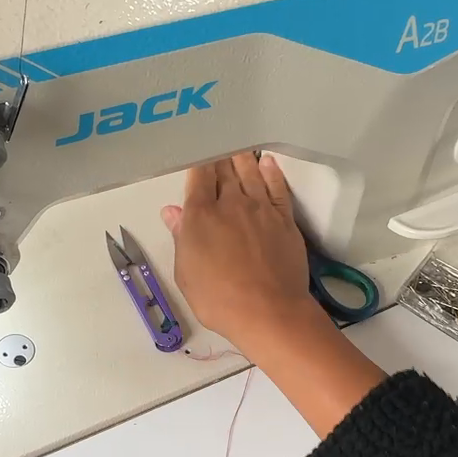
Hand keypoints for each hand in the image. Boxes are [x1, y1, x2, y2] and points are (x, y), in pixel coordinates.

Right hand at [161, 152, 324, 353]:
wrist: (268, 311)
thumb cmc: (219, 300)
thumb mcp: (186, 274)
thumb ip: (181, 238)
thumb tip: (172, 212)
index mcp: (201, 215)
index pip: (199, 176)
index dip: (199, 162)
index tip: (198, 154)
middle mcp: (232, 203)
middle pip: (225, 170)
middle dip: (220, 157)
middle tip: (219, 144)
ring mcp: (261, 209)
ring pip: (251, 173)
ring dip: (243, 158)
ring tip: (239, 148)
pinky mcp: (284, 219)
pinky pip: (277, 187)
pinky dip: (271, 172)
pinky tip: (267, 164)